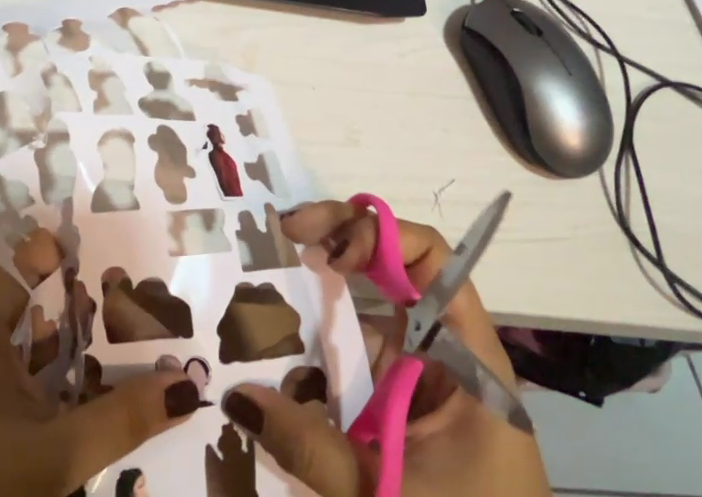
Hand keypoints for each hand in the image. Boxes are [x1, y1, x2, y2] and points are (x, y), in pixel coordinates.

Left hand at [0, 230, 208, 496]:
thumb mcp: (52, 454)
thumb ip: (118, 420)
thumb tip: (186, 384)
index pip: (11, 272)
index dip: (48, 253)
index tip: (95, 242)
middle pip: (30, 311)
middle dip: (77, 302)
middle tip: (132, 288)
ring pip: (31, 355)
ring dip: (73, 347)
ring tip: (131, 335)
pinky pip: (29, 394)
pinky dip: (62, 388)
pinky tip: (97, 397)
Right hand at [219, 202, 550, 496]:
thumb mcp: (388, 495)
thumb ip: (312, 449)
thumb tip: (235, 395)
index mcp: (467, 357)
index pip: (433, 262)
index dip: (380, 237)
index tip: (326, 250)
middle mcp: (441, 353)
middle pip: (393, 274)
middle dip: (337, 243)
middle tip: (280, 231)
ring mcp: (415, 381)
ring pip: (361, 320)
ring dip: (312, 303)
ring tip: (254, 285)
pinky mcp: (392, 410)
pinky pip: (348, 366)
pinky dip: (309, 357)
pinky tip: (266, 357)